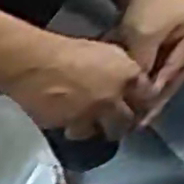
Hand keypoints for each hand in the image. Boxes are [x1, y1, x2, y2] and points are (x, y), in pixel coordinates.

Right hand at [0, 33, 153, 140]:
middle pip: (124, 122)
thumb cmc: (71, 51)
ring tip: (89, 126)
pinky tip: (68, 120)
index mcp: (127, 78)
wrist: (36, 67)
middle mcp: (111, 101)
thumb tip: (123, 82)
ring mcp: (86, 117)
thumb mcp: (108, 53)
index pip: (147, 97)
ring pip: (97, 132)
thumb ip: (122, 71)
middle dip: (123, 124)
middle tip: (117, 124)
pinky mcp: (63, 126)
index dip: (144, 101)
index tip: (139, 103)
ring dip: (95, 130)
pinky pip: (72, 130)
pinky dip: (72, 127)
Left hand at [113, 0, 183, 123]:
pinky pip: (158, 68)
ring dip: (145, 95)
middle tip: (131, 128)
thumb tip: (134, 97)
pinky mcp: (174, 42)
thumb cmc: (151, 2)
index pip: (175, 73)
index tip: (136, 121)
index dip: (153, 98)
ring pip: (164, 76)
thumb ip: (142, 66)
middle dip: (151, 101)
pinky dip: (143, 82)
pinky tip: (130, 102)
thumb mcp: (144, 36)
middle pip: (172, 77)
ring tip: (129, 121)